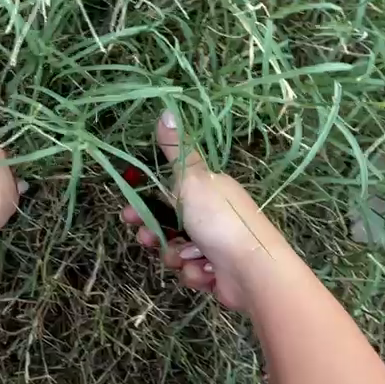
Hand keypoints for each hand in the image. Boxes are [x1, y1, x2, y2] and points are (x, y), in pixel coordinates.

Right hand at [119, 111, 286, 313]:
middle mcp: (212, 216)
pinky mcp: (217, 273)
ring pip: (176, 250)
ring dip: (176, 256)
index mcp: (208, 190)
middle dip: (156, 234)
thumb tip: (166, 109)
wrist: (255, 272)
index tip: (129, 212)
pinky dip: (194, 273)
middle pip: (168, 224)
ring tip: (187, 258)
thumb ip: (175, 150)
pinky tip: (205, 273)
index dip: (145, 204)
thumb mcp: (193, 179)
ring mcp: (215, 246)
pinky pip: (191, 271)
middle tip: (148, 239)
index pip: (167, 194)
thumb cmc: (220, 220)